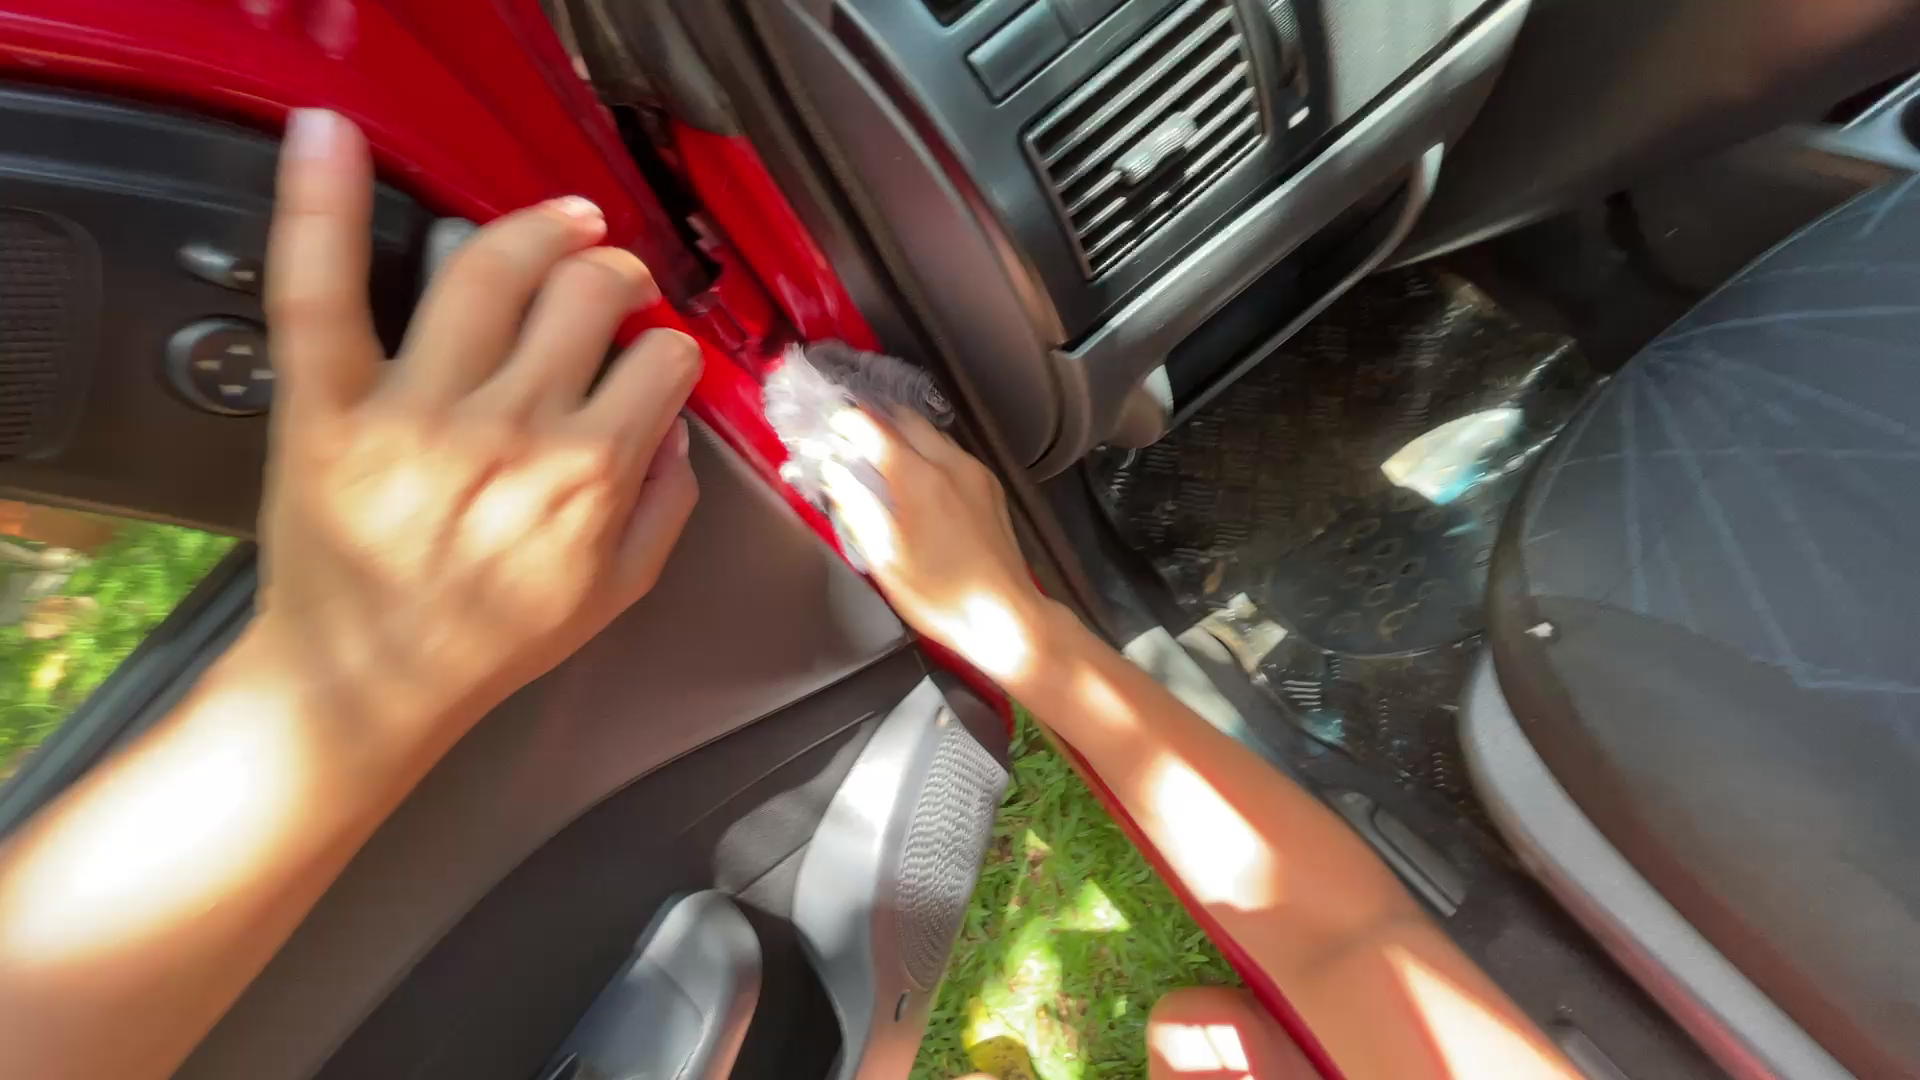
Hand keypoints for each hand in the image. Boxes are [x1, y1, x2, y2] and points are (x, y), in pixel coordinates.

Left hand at [256, 110, 700, 740]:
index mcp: (593, 472)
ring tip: (568, 221)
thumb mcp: (625, 586)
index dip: (674, 353)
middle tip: (621, 287)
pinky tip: (334, 136)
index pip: (663, 362)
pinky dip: (320, 207)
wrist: (375, 678)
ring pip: (490, 272)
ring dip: (542, 229)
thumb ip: (671, 505)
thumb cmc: (507, 635)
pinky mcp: (329, 403)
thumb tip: (676, 429)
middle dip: (622, 277)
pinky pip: (321, 292)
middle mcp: (515, 425)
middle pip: (589, 297)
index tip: (661, 363)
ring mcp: (418, 406)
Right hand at [819, 409, 1056, 680]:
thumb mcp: (884, 558)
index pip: (875, 428)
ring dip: (903, 437)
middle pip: (907, 420)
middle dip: (876, 422)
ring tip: (881, 460)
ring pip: (932, 435)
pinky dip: (928, 454)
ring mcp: (976, 473)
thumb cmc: (940, 595)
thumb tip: (835, 472)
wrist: (1006, 616)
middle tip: (852, 439)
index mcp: (920, 479)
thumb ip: (857, 507)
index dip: (848, 421)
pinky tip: (917, 480)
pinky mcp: (991, 487)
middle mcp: (951, 464)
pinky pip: (952, 454)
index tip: (831, 425)